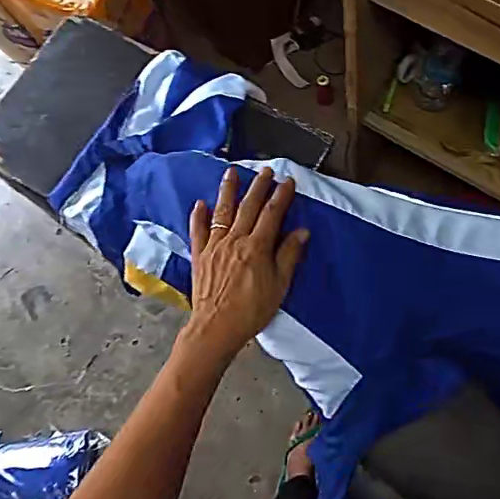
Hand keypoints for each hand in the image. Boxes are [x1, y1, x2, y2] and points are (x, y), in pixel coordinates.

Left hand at [180, 166, 307, 361]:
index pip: (272, 214)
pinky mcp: (200, 256)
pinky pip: (198, 231)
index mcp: (257, 247)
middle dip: (259, 186)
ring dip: (228, 191)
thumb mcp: (280, 284)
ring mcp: (214, 247)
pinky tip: (200, 204)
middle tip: (266, 170)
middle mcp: (234, 241)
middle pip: (248, 207)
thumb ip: (289, 255)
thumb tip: (301, 232)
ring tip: (232, 173)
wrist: (216, 328)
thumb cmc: (252, 309)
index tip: (288, 181)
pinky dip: (199, 216)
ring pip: (222, 213)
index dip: (281, 196)